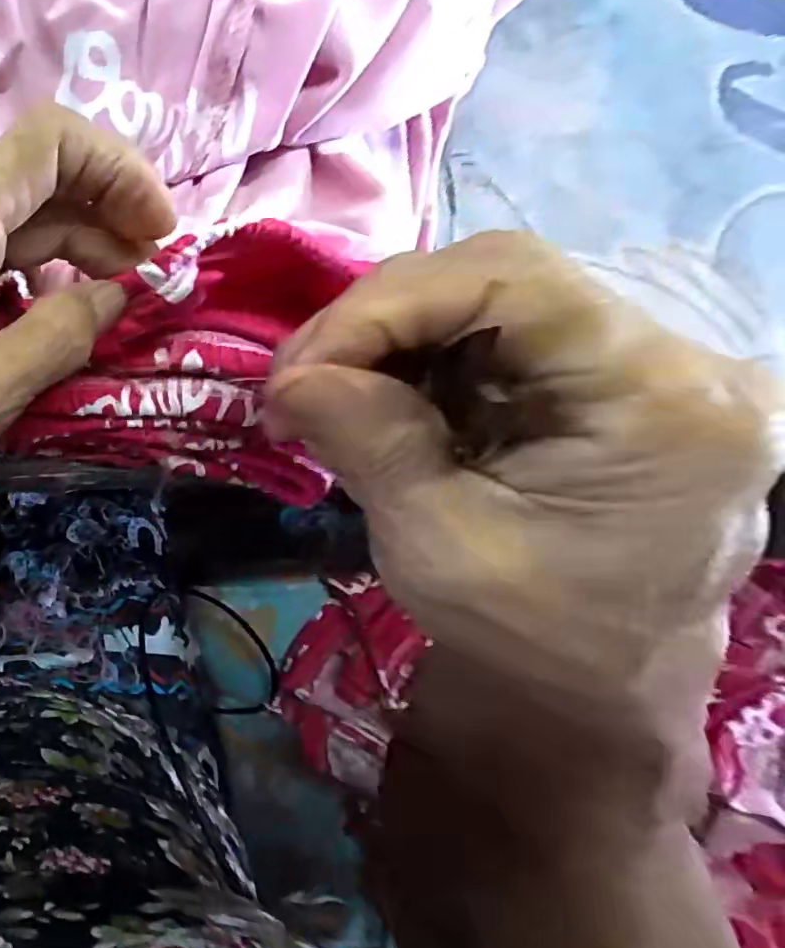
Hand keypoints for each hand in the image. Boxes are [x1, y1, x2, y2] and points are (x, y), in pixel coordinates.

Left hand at [0, 104, 175, 607]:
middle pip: (39, 182)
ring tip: (126, 293)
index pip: (47, 142)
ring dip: (80, 248)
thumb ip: (66, 328)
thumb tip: (119, 290)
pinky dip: (43, 282)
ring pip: (20, 230)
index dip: (117, 167)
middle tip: (156, 268)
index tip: (158, 229)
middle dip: (107, 209)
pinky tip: (70, 314)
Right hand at [266, 231, 780, 831]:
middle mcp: (657, 358)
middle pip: (489, 272)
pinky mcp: (565, 378)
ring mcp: (613, 362)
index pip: (513, 283)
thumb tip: (290, 377)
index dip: (382, 309)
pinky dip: (386, 354)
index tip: (297, 374)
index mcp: (657, 400)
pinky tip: (355, 397)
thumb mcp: (434, 540)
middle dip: (365, 320)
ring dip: (368, 336)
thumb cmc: (523, 626)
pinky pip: (462, 329)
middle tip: (293, 385)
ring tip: (313, 396)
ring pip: (466, 291)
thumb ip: (370, 443)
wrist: (579, 675)